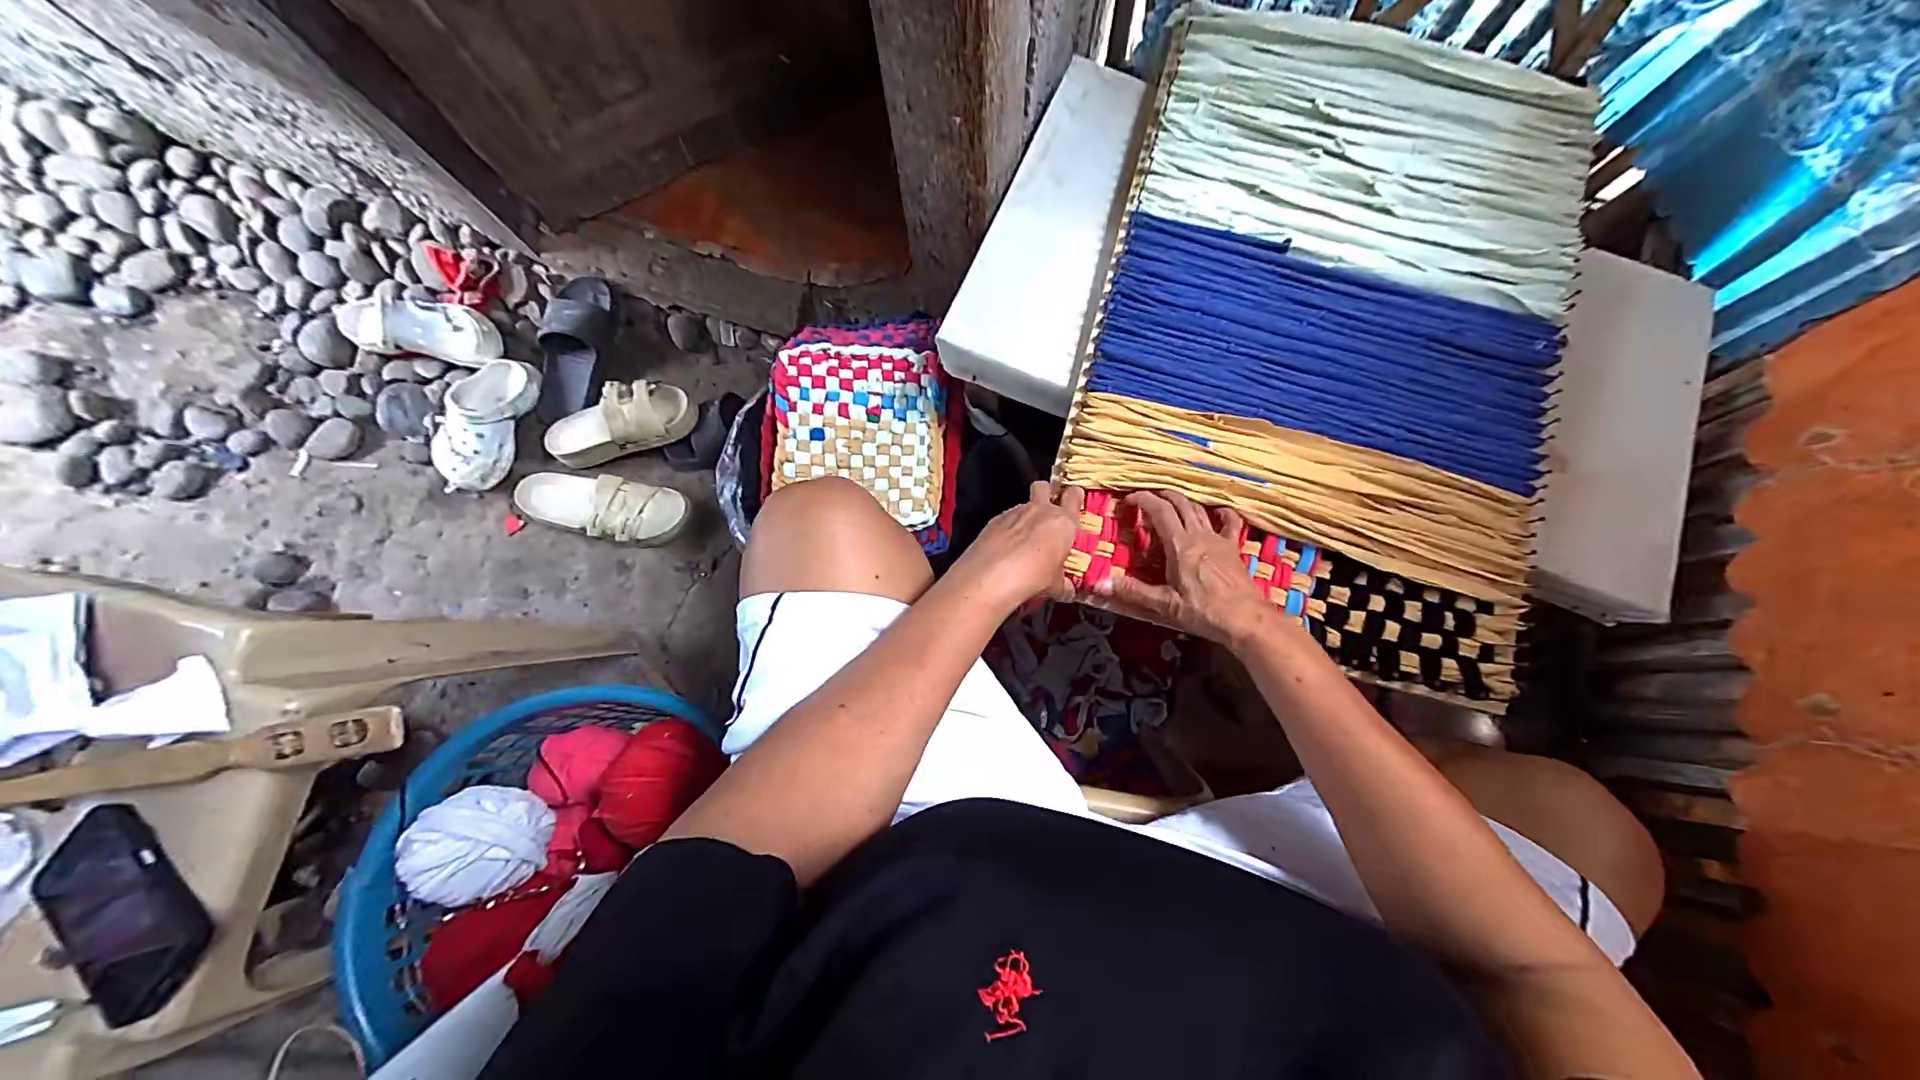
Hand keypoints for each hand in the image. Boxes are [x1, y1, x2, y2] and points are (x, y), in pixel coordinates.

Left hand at [950, 482, 1085, 609]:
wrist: (992, 576)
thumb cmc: (1034, 577)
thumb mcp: (1055, 586)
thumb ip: (1064, 584)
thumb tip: (1068, 590)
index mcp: (1063, 521)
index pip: (1074, 495)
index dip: (1074, 498)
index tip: (1073, 506)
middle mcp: (1040, 510)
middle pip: (1044, 487)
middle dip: (1046, 495)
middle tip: (1047, 515)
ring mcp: (1015, 512)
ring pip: (1024, 504)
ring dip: (1026, 516)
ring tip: (1024, 539)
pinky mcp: (994, 520)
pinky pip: (1006, 518)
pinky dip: (1008, 528)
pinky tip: (1006, 546)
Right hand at [1086, 490, 1276, 646]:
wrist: (1247, 619)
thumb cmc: (1205, 612)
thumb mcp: (1166, 604)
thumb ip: (1133, 591)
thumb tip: (1100, 584)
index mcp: (1180, 545)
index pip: (1159, 511)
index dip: (1143, 499)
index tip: (1129, 499)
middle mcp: (1200, 535)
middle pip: (1180, 503)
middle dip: (1161, 496)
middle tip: (1146, 500)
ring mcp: (1219, 539)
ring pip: (1199, 509)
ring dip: (1183, 501)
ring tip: (1171, 503)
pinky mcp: (1233, 548)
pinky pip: (1229, 522)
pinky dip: (1221, 513)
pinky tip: (1217, 512)